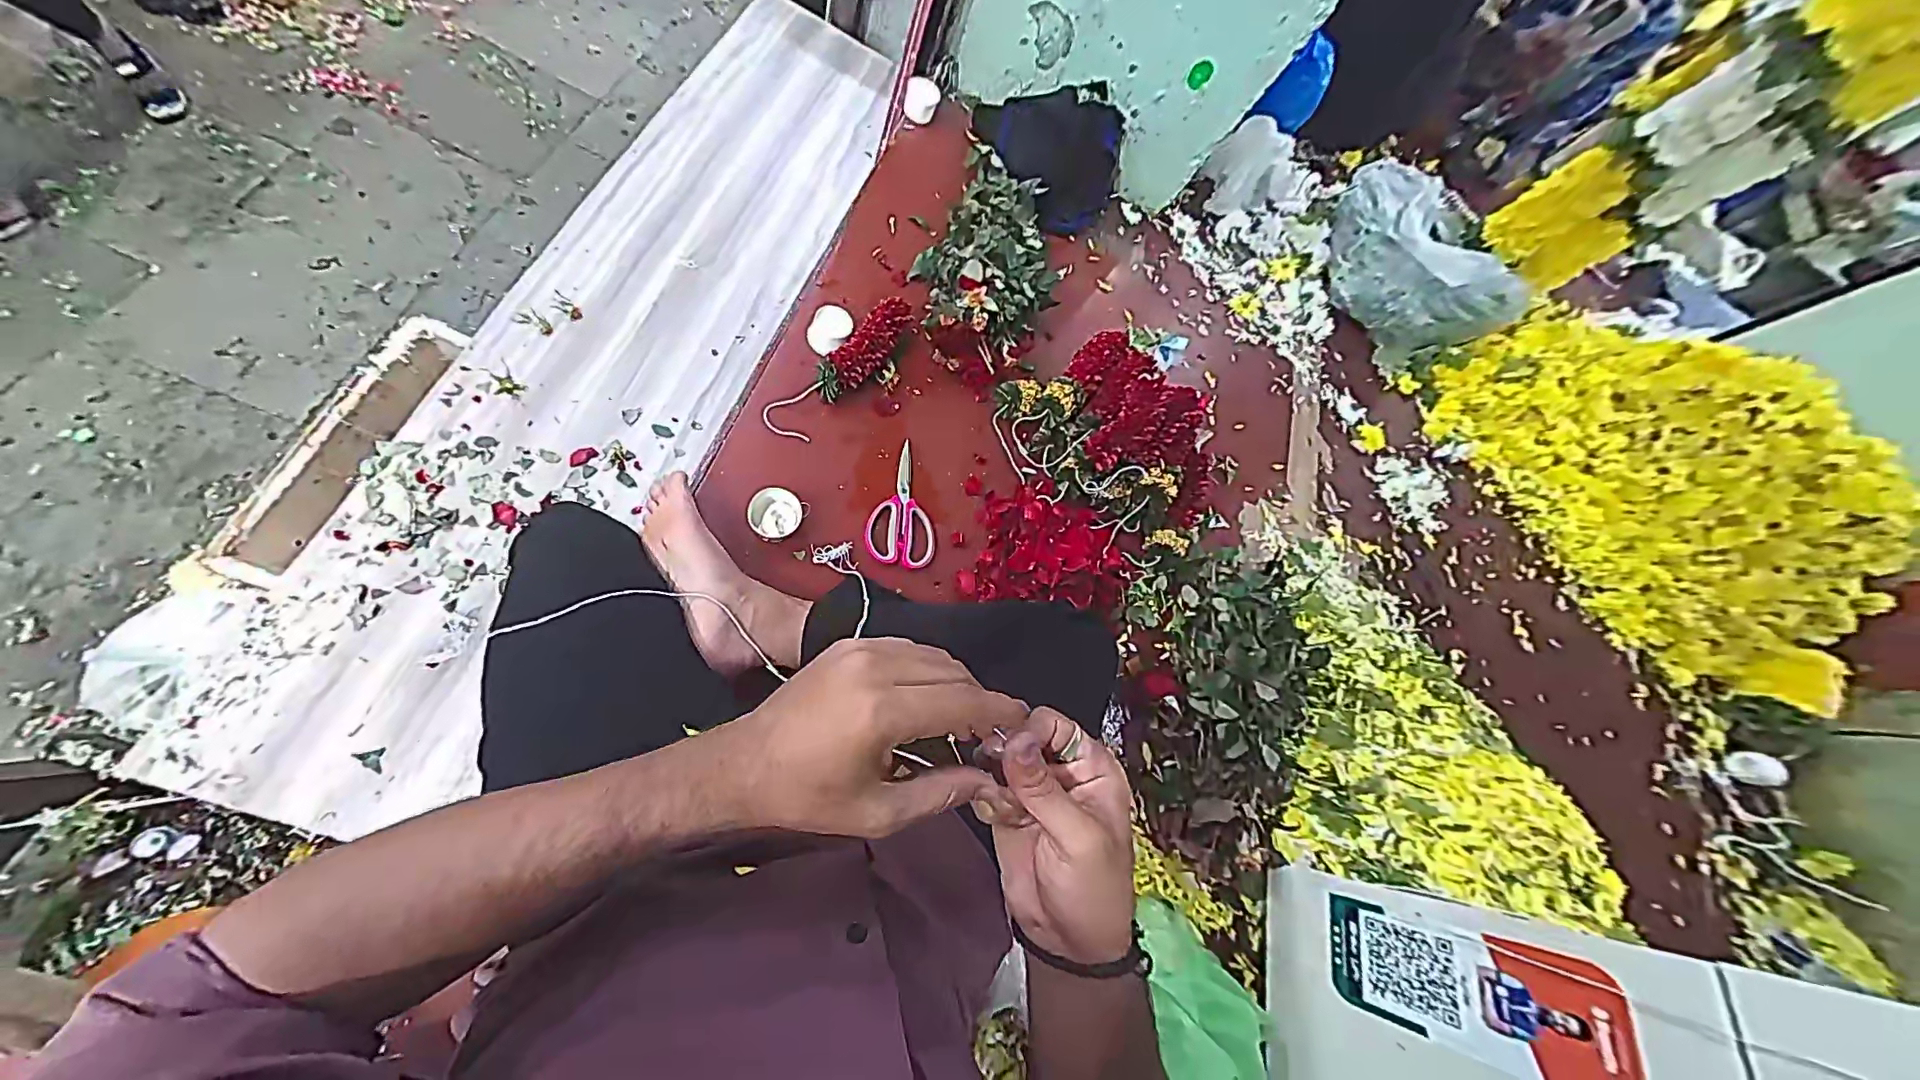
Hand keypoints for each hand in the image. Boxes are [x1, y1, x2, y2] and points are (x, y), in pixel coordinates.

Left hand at [711, 638, 1027, 838]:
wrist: (745, 761)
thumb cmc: (808, 796)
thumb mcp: (876, 812)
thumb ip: (941, 792)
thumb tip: (989, 779)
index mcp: (882, 710)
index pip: (963, 701)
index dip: (999, 713)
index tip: (1021, 724)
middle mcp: (876, 666)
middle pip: (955, 672)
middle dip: (980, 700)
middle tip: (988, 732)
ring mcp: (861, 647)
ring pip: (935, 655)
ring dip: (956, 682)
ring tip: (958, 717)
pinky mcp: (851, 642)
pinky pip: (909, 647)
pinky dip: (929, 668)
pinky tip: (925, 696)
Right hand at [976, 709, 1134, 964]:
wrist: (1069, 942)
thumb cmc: (1094, 889)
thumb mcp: (1078, 838)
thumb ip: (1044, 788)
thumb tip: (1017, 741)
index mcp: (1091, 767)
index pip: (1055, 725)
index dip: (1031, 731)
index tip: (1013, 750)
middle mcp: (1060, 771)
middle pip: (1023, 736)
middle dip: (1006, 750)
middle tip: (997, 771)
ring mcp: (1030, 789)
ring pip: (1000, 759)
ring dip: (993, 775)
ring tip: (1001, 802)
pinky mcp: (1006, 809)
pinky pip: (986, 786)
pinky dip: (985, 796)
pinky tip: (997, 815)